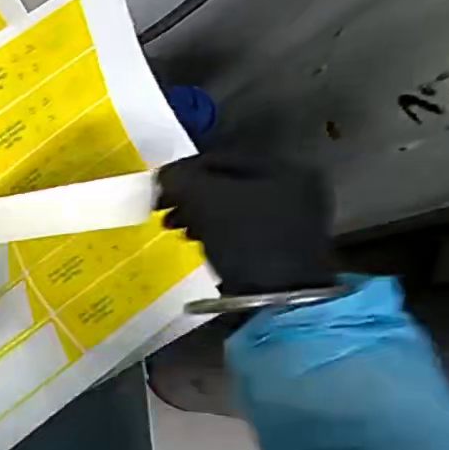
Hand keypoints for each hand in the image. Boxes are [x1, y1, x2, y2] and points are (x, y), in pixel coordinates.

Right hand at [156, 152, 336, 295]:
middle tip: (161, 209)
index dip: (182, 171)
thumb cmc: (244, 237)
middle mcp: (293, 185)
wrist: (277, 290)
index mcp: (282, 168)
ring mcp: (291, 214)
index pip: (219, 159)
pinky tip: (196, 238)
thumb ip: (181, 180)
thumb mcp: (206, 201)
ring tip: (174, 226)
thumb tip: (163, 175)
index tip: (155, 188)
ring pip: (230, 203)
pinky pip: (238, 222)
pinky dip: (212, 226)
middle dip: (188, 195)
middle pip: (225, 181)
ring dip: (196, 212)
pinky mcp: (280, 240)